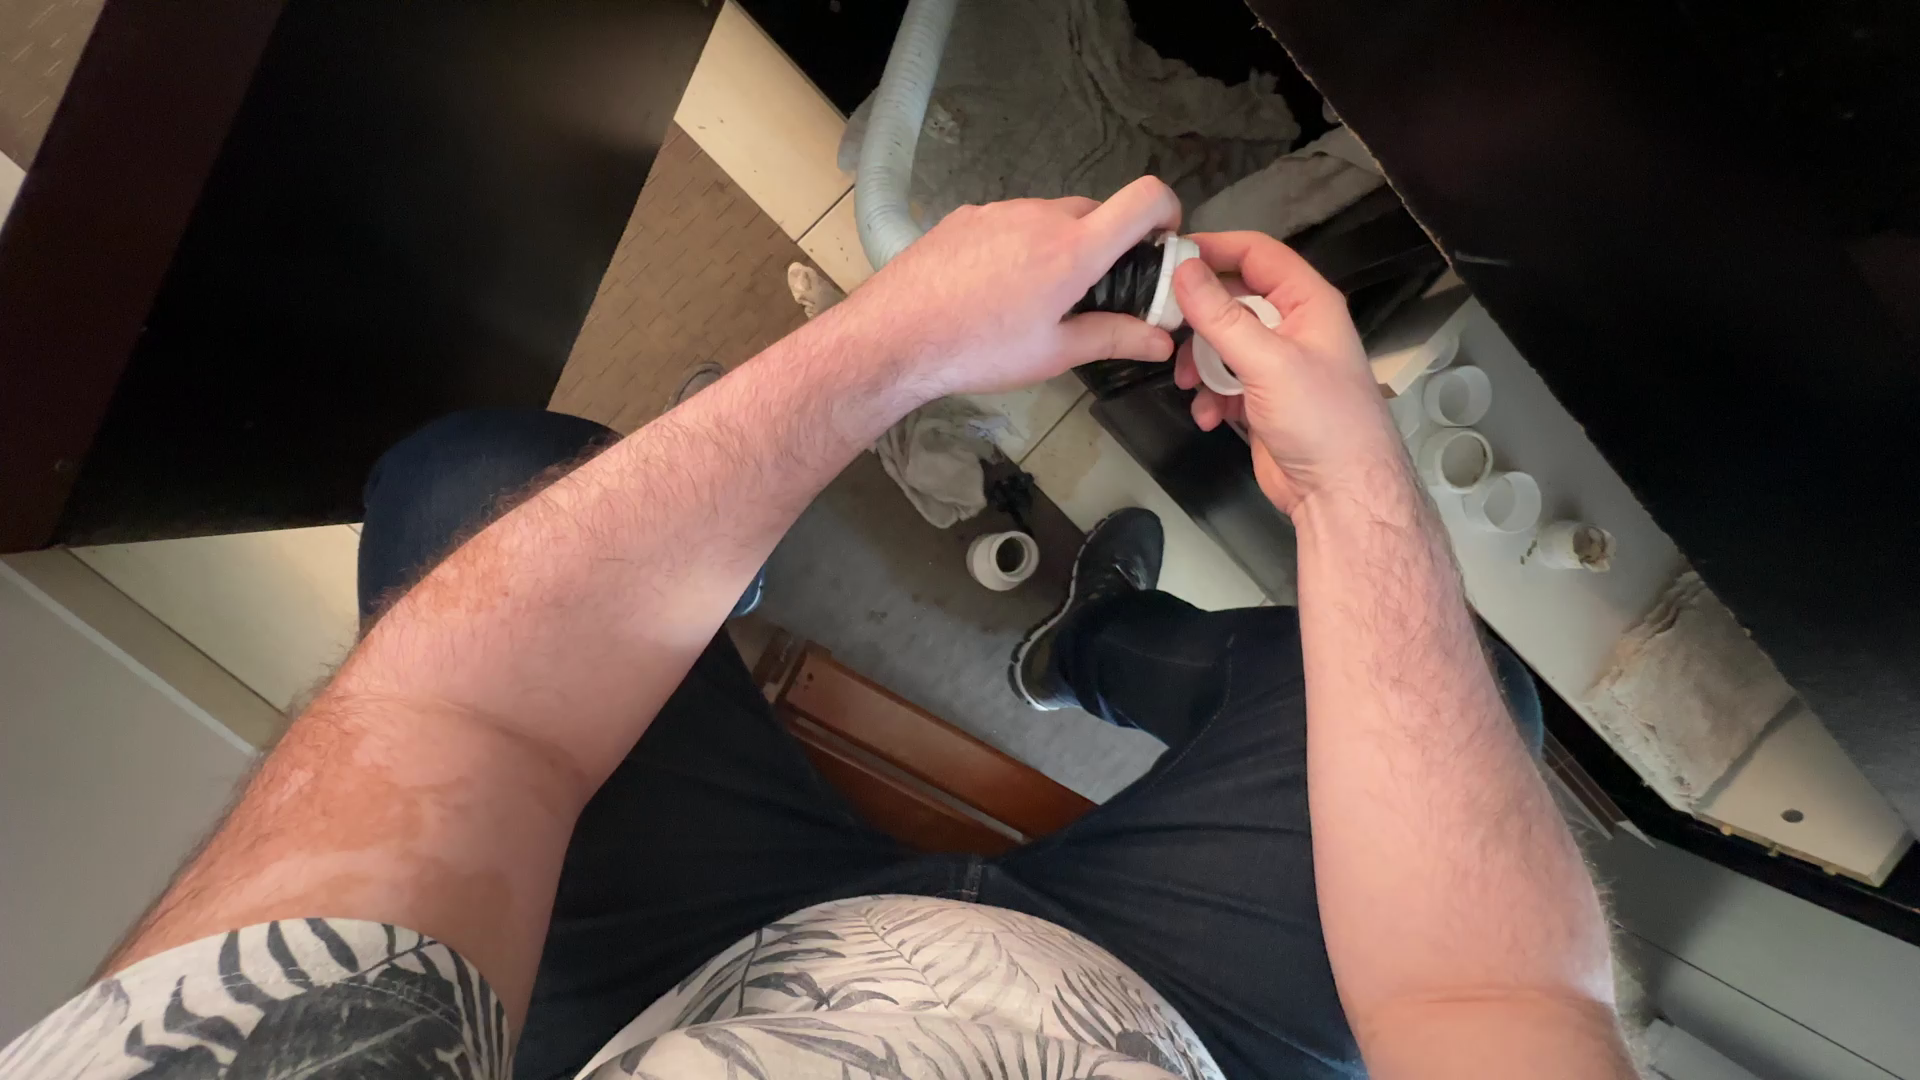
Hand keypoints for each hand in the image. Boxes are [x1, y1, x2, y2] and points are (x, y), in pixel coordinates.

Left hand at [842, 177, 1180, 396]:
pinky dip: (1020, 245)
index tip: (1161, 243)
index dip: (1167, 210)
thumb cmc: (981, 350)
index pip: (1145, 196)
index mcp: (1074, 248)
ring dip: (1060, 246)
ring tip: (1032, 298)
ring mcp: (1000, 210)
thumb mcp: (1052, 353)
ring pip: (1050, 218)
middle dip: (1106, 246)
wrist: (896, 335)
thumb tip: (1162, 341)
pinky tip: (991, 287)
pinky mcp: (966, 216)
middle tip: (1090, 294)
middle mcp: (1042, 215)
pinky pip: (1010, 222)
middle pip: (1096, 213)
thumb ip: (1113, 338)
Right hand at [1171, 231, 1409, 516]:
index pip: (1258, 255)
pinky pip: (1222, 384)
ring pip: (1221, 347)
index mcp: (1307, 303)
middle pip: (1232, 302)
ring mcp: (1275, 366)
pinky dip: (1209, 398)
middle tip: (1163, 331)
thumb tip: (1183, 269)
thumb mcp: (1267, 361)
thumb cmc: (1319, 419)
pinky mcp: (1260, 400)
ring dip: (1199, 366)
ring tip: (1187, 386)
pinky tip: (1209, 417)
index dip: (1216, 249)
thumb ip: (1222, 315)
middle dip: (1198, 321)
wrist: (1338, 491)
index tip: (1170, 256)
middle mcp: (1292, 328)